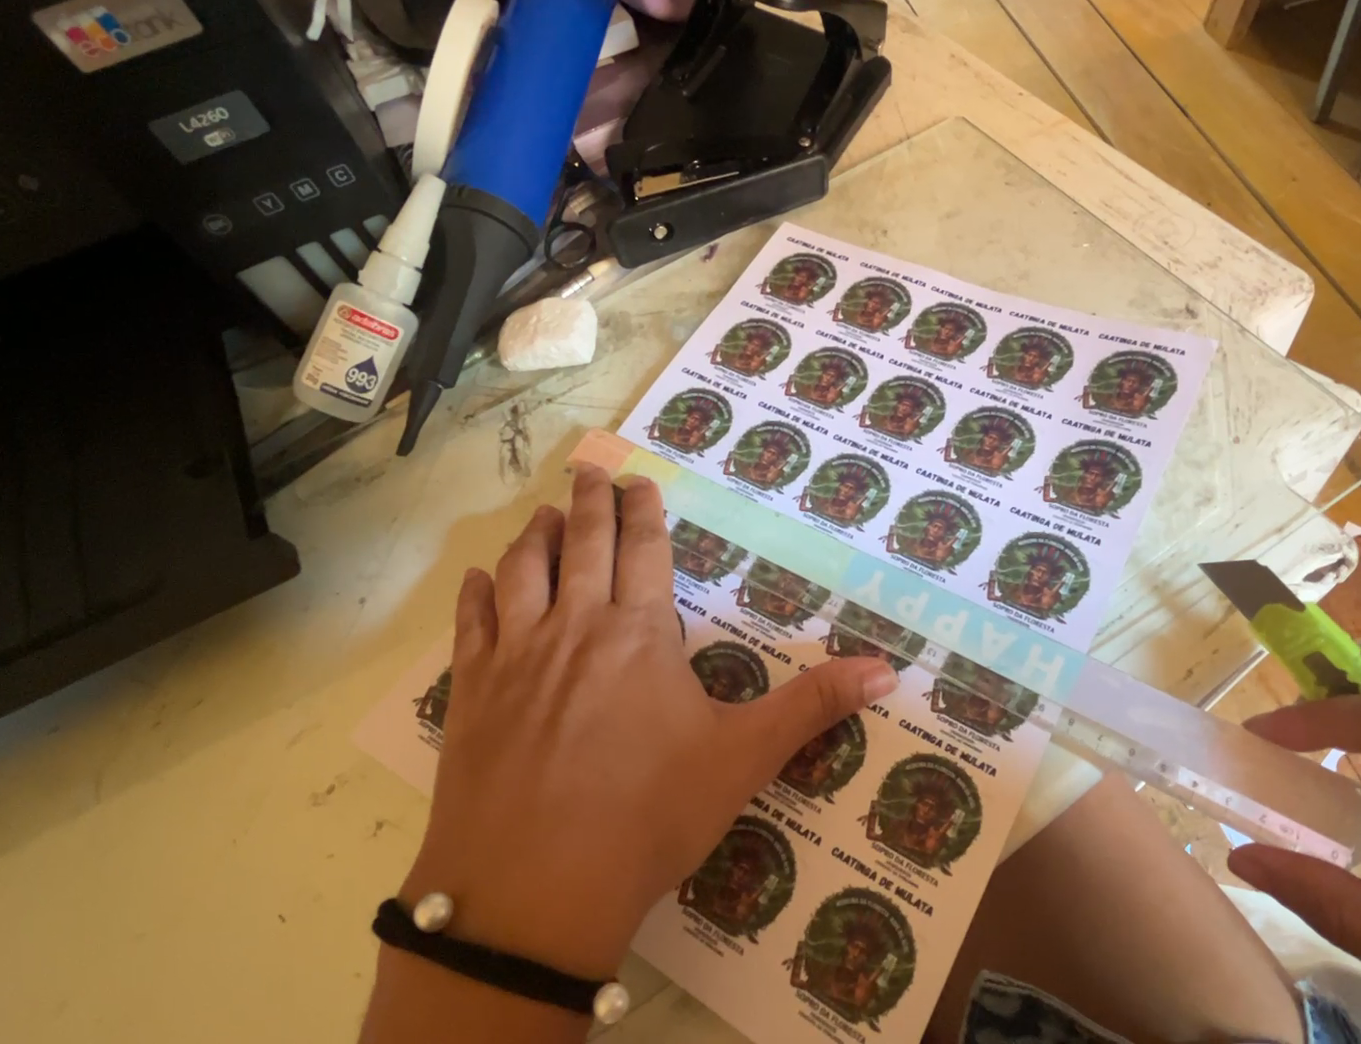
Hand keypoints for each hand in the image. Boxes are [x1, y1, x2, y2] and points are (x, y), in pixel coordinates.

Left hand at [398, 466, 896, 978]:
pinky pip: (471, 625)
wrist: (536, 890)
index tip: (638, 482)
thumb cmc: (650, 816)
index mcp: (639, 634)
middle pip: (581, 544)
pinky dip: (475, 594)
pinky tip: (476, 579)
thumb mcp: (744, 759)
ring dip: (534, 535)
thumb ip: (813, 707)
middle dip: (590, 502)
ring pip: (522, 571)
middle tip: (590, 470)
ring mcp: (516, 656)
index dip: (644, 513)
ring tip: (542, 513)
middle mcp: (575, 627)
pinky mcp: (471, 693)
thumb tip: (890, 668)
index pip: (644, 550)